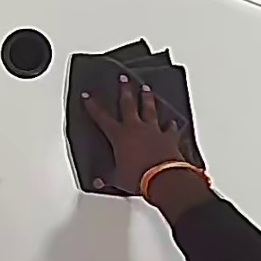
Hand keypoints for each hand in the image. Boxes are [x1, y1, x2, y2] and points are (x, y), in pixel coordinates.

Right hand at [83, 76, 212, 219]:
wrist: (163, 179)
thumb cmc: (138, 177)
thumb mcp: (117, 179)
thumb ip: (107, 178)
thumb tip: (98, 182)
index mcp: (119, 136)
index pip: (102, 117)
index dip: (93, 105)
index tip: (88, 95)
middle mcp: (135, 128)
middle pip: (128, 104)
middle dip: (124, 90)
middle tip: (123, 78)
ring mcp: (153, 130)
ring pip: (149, 109)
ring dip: (147, 98)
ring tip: (146, 88)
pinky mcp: (169, 137)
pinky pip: (170, 128)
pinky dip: (171, 125)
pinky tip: (173, 121)